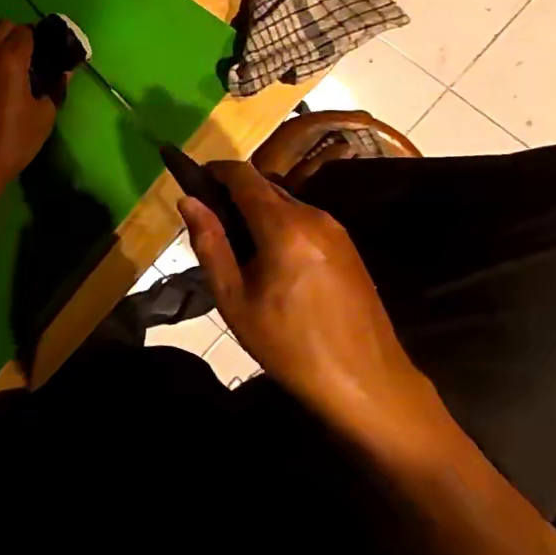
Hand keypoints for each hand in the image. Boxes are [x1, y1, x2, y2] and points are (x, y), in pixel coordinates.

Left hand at [0, 11, 58, 192]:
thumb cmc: (11, 141)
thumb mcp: (44, 117)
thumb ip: (54, 88)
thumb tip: (65, 73)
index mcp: (11, 58)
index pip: (27, 30)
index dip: (36, 41)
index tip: (40, 56)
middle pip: (2, 23)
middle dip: (14, 33)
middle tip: (20, 55)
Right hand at [180, 162, 422, 426]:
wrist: (368, 383)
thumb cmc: (290, 347)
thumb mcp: (235, 301)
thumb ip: (210, 245)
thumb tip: (188, 201)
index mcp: (284, 226)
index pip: (243, 175)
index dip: (215, 171)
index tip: (193, 182)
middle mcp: (313, 215)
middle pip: (265, 187)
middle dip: (235, 197)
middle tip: (212, 230)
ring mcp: (336, 229)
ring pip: (285, 205)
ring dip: (259, 215)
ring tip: (241, 254)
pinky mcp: (348, 246)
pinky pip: (305, 222)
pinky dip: (281, 229)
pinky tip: (275, 266)